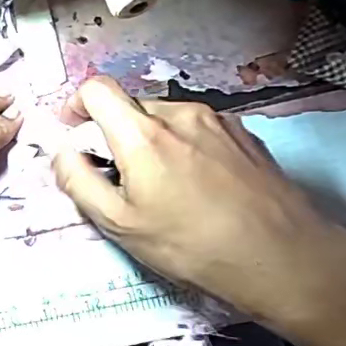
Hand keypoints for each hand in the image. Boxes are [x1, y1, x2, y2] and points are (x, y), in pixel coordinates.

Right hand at [51, 76, 345, 345]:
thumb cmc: (193, 246)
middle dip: (117, 134)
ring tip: (169, 187)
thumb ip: (80, 182)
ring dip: (153, 141)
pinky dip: (186, 146)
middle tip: (124, 178)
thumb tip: (63, 153)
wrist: (281, 256)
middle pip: (132, 106)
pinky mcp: (244, 132)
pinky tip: (202, 185)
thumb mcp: (122, 226)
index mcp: (144, 134)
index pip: (97, 89)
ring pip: (167, 118)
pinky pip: (199, 128)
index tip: (77, 133)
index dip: (78, 106)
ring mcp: (217, 120)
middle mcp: (180, 113)